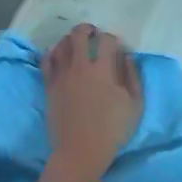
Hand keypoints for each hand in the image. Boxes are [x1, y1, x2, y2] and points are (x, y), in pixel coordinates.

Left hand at [40, 24, 142, 181]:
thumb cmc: (112, 131)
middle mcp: (80, 67)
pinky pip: (47, 60)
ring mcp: (61, 75)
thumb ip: (132, 77)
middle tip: (94, 34)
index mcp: (103, 70)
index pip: (107, 40)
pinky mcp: (49, 85)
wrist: (80, 151)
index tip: (116, 46)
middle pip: (79, 35)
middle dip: (88, 30)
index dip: (113, 39)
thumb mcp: (134, 105)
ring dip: (70, 39)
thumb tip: (126, 56)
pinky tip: (58, 54)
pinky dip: (53, 52)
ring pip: (61, 44)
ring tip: (77, 43)